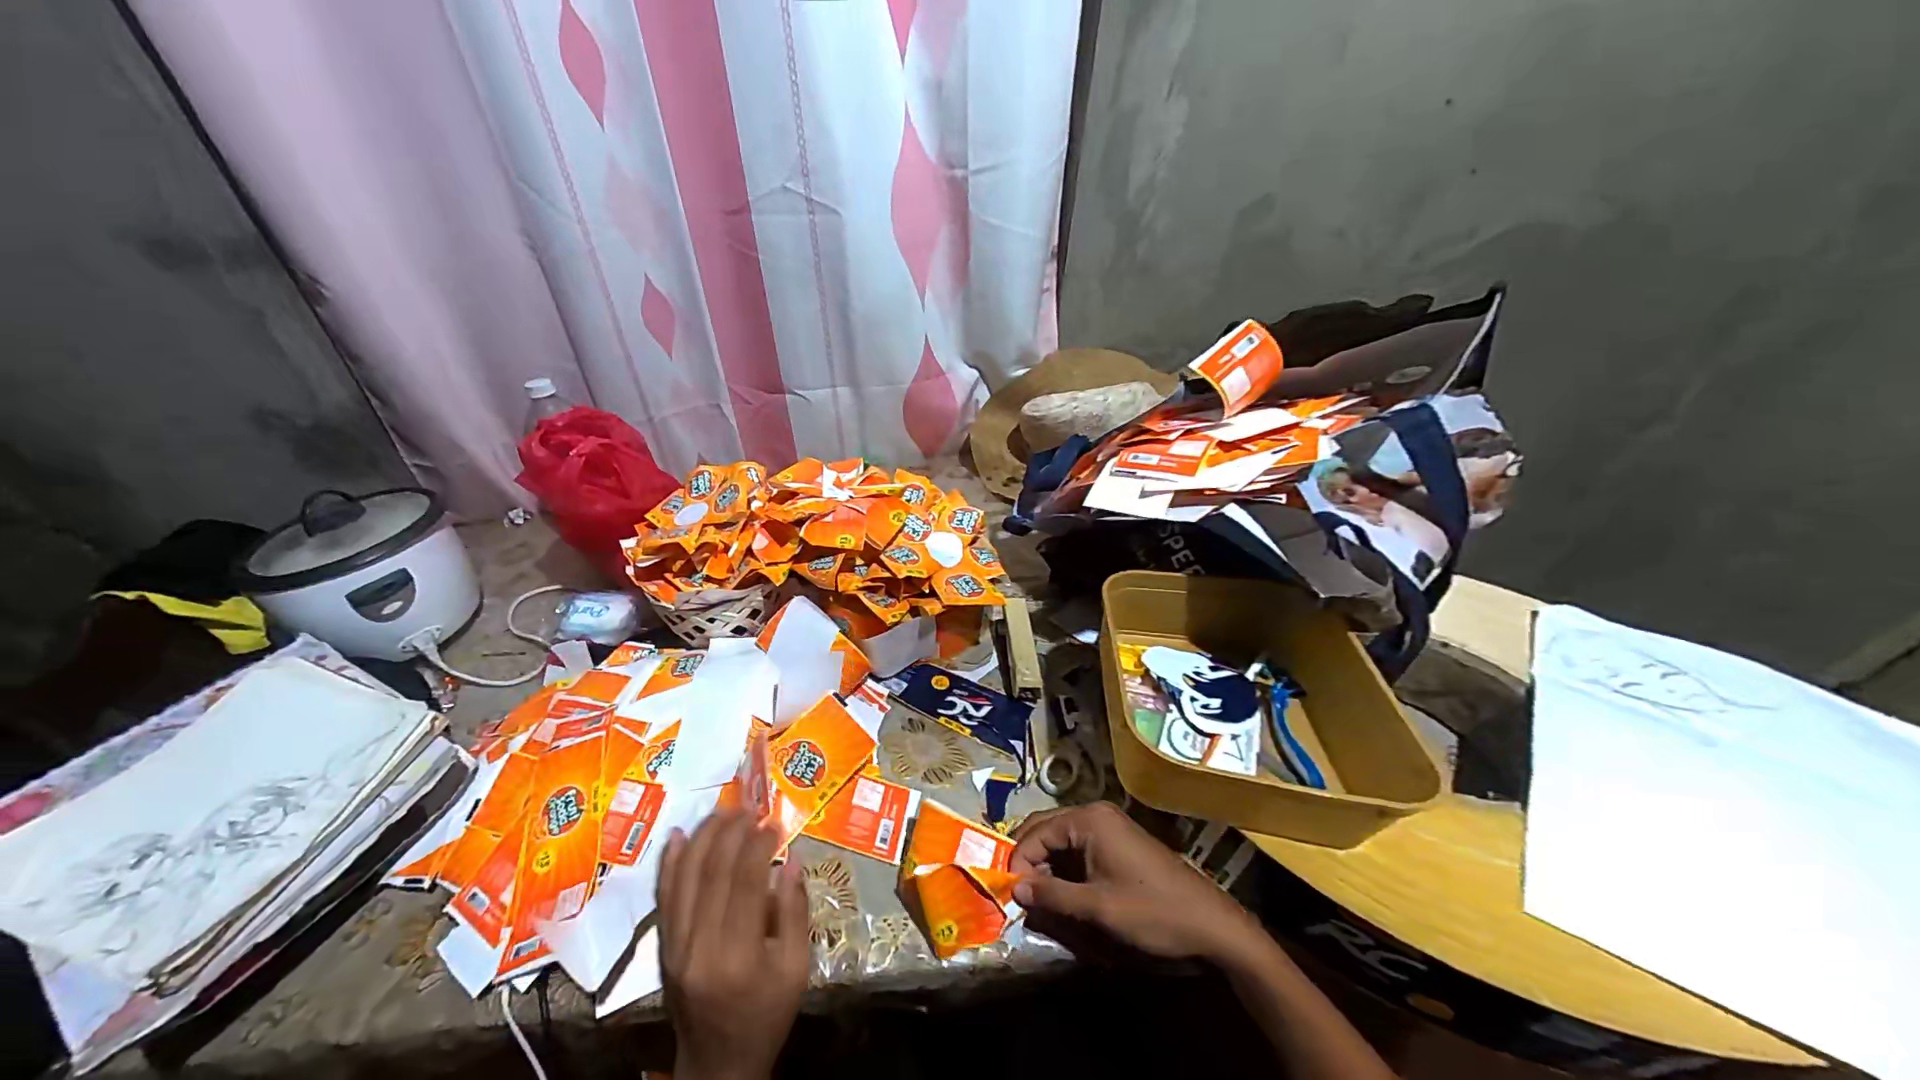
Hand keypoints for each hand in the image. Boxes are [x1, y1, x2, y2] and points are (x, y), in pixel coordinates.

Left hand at [657, 811, 807, 1079]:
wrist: (717, 1062)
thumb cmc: (766, 1015)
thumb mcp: (797, 969)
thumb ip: (794, 911)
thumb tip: (790, 858)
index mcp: (738, 956)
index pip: (744, 881)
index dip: (758, 844)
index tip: (774, 820)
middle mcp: (699, 946)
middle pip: (712, 872)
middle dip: (731, 831)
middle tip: (750, 806)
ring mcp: (674, 946)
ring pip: (684, 877)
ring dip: (702, 836)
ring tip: (723, 809)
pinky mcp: (661, 947)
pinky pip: (663, 896)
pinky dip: (670, 862)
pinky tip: (678, 835)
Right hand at [1011, 801, 1263, 963]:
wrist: (1211, 924)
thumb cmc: (1152, 912)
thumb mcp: (1097, 908)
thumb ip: (1052, 895)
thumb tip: (1015, 888)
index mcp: (1088, 819)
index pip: (1035, 833)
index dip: (1019, 863)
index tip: (1011, 896)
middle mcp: (1096, 814)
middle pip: (1046, 830)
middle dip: (1029, 861)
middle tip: (1020, 895)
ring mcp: (1110, 827)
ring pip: (1061, 841)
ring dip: (1047, 867)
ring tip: (1040, 900)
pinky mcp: (1119, 843)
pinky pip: (1079, 849)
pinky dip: (1066, 869)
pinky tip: (1064, 894)